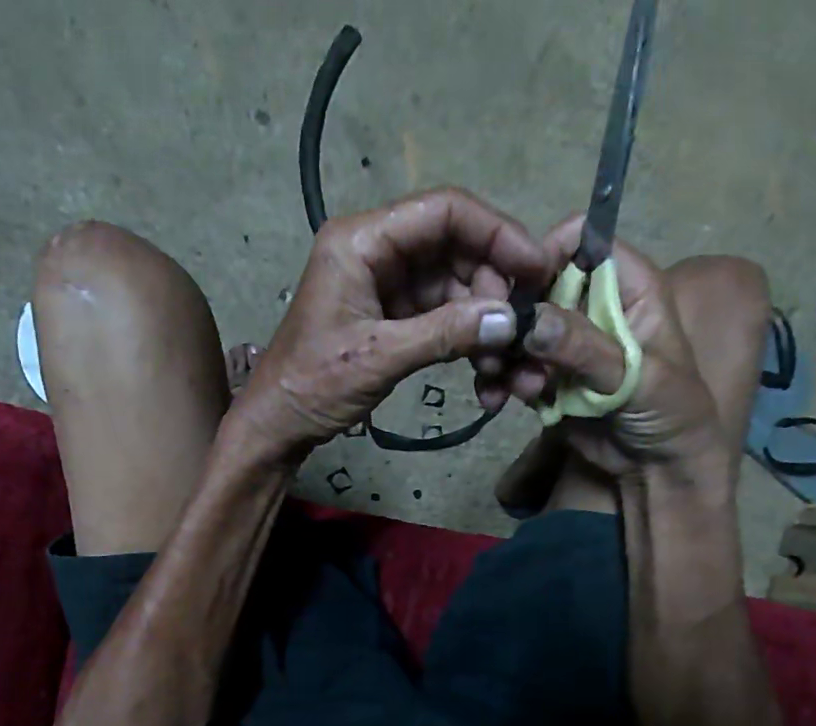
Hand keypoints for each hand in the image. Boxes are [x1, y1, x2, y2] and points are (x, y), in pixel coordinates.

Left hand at [224, 188, 554, 464]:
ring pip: (456, 283)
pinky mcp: (394, 315)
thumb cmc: (313, 384)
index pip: (444, 211)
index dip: (497, 233)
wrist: (279, 423)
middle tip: (519, 327)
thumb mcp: (378, 356)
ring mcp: (387, 284)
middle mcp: (376, 251)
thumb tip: (511, 320)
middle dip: (493, 285)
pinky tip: (486, 367)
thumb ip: (444, 333)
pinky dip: (466, 336)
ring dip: (485, 318)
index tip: (536, 268)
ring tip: (504, 359)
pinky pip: (444, 313)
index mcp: (361, 241)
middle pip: (456, 246)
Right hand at [476, 216, 725, 482]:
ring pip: (519, 329)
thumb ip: (584, 348)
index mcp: (630, 290)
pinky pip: (512, 366)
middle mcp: (593, 308)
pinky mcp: (546, 375)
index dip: (550, 253)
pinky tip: (496, 400)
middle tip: (496, 346)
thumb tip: (530, 319)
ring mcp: (566, 343)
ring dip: (503, 355)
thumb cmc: (669, 414)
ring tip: (504, 384)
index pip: (586, 242)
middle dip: (513, 316)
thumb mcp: (636, 379)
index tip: (522, 289)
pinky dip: (499, 380)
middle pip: (539, 285)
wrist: (656, 470)